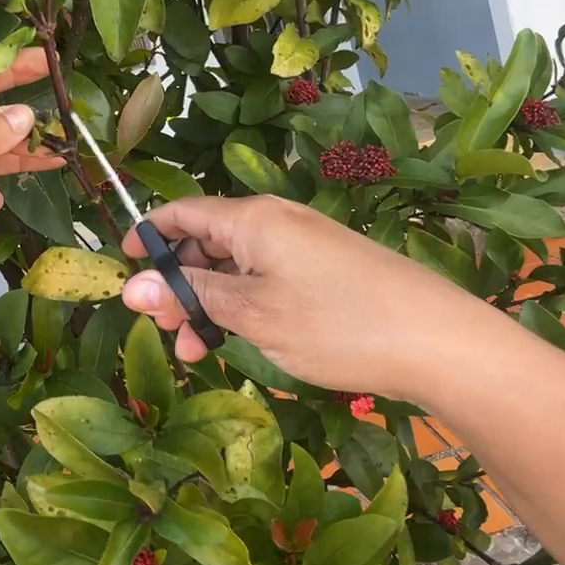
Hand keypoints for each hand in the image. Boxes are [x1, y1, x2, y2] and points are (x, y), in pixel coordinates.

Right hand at [119, 196, 529, 401]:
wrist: (441, 342)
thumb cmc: (336, 322)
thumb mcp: (252, 313)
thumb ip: (191, 296)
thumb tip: (131, 286)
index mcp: (252, 219)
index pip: (183, 213)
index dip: (148, 236)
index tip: (124, 266)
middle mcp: (275, 223)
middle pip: (207, 243)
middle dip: (178, 284)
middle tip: (165, 330)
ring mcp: (303, 247)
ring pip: (236, 268)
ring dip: (208, 304)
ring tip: (196, 350)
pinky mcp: (324, 272)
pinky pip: (266, 281)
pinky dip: (243, 307)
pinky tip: (238, 342)